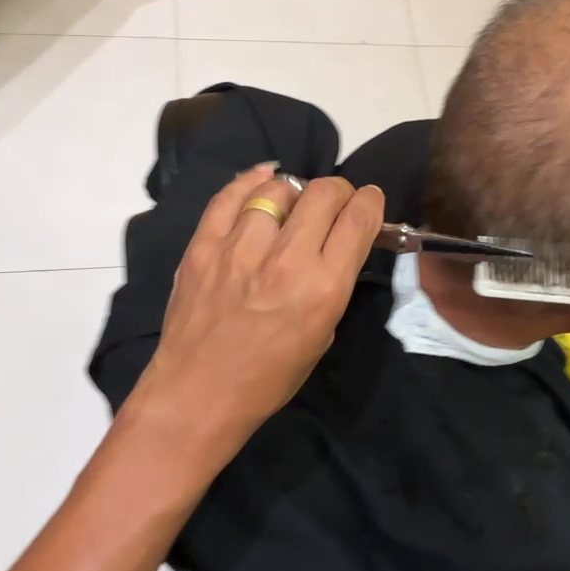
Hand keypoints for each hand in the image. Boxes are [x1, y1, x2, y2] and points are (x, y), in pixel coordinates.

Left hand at [130, 164, 383, 453]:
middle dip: (339, 190)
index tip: (369, 201)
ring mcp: (240, 248)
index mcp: (323, 288)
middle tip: (336, 202)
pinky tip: (264, 177)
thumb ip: (332, 284)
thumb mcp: (322, 335)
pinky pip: (230, 195)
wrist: (199, 393)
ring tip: (295, 203)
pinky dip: (251, 180)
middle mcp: (286, 259)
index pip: (357, 220)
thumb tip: (336, 247)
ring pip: (278, 189)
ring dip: (296, 191)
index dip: (370, 202)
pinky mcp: (204, 245)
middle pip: (323, 194)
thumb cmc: (269, 377)